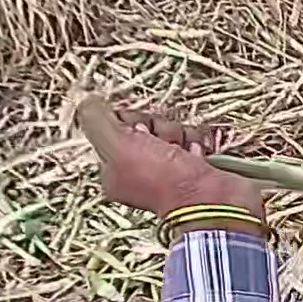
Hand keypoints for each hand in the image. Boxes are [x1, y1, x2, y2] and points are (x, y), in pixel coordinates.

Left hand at [71, 93, 262, 219]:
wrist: (214, 202)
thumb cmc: (163, 181)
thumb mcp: (116, 146)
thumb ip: (96, 118)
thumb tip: (88, 99)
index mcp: (116, 172)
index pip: (115, 126)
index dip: (128, 122)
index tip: (137, 133)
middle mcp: (142, 173)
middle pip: (145, 126)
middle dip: (157, 127)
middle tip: (164, 144)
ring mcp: (172, 171)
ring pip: (171, 129)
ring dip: (180, 133)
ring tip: (186, 151)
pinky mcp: (198, 167)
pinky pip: (195, 137)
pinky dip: (199, 140)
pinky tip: (200, 154)